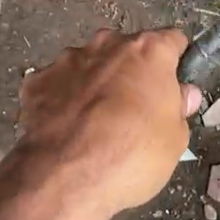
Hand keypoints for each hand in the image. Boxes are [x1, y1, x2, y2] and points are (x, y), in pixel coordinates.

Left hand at [15, 28, 203, 217]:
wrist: (65, 178)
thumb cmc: (132, 155)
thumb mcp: (175, 140)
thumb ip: (179, 109)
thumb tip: (183, 95)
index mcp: (149, 51)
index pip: (172, 41)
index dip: (175, 64)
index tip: (173, 86)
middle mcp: (108, 45)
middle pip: (127, 51)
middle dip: (132, 74)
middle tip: (135, 112)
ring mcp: (68, 60)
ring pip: (90, 66)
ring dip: (95, 85)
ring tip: (94, 126)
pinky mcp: (37, 82)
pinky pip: (57, 86)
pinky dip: (62, 101)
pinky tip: (66, 131)